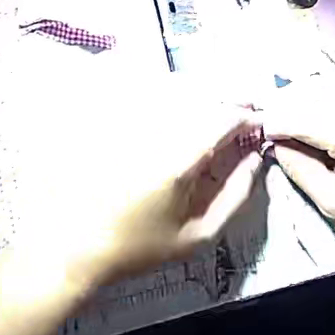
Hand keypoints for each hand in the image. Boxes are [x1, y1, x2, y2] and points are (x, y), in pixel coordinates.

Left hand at [22, 91, 264, 291]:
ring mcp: (127, 122)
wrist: (78, 244)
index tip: (257, 122)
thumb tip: (255, 158)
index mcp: (177, 162)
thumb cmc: (140, 246)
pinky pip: (142, 91)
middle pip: (199, 95)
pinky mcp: (108, 118)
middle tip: (240, 110)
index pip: (221, 119)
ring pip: (172, 88)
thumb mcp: (197, 235)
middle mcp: (153, 132)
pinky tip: (176, 101)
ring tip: (211, 107)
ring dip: (199, 92)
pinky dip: (166, 89)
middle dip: (225, 99)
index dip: (245, 116)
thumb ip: (235, 195)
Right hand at [265, 83, 334, 278]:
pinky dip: (318, 100)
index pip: (304, 118)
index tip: (256, 133)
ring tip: (281, 121)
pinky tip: (304, 112)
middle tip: (263, 126)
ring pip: (326, 90)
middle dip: (284, 108)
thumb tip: (275, 144)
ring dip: (300, 101)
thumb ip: (301, 170)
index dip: (275, 124)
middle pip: (314, 96)